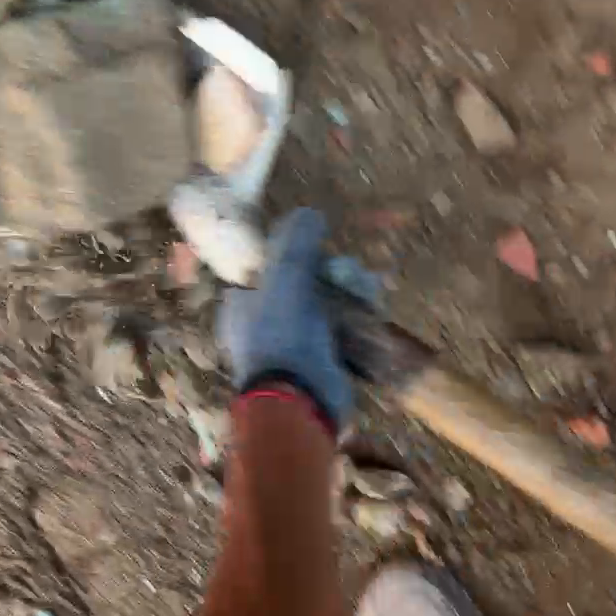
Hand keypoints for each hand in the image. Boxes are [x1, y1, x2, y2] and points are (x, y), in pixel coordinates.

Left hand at [216, 209, 352, 429]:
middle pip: (303, 284)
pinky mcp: (324, 364)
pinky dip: (359, 320)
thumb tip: (309, 214)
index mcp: (242, 306)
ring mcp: (296, 347)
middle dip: (333, 274)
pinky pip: (343, 331)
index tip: (316, 247)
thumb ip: (295, 241)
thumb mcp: (285, 277)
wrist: (302, 402)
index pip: (265, 267)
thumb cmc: (282, 337)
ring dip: (351, 294)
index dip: (291, 253)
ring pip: (328, 306)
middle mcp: (265, 326)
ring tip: (368, 293)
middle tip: (349, 274)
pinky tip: (374, 311)